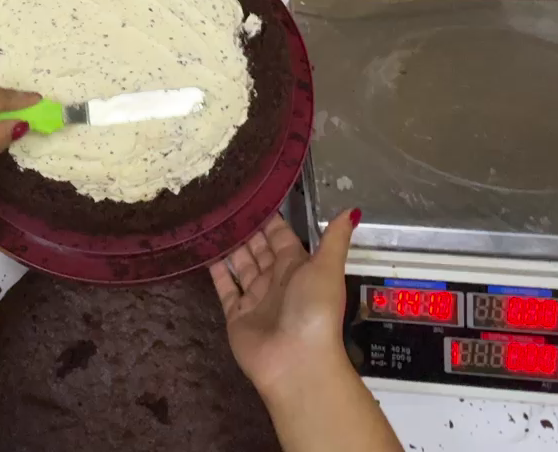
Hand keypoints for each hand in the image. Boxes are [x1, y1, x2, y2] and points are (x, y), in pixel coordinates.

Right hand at [212, 210, 359, 397]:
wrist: (297, 363)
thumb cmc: (314, 311)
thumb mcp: (327, 268)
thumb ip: (335, 238)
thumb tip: (353, 210)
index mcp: (297, 268)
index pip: (280, 237)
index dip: (267, 218)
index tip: (250, 195)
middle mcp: (276, 280)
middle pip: (258, 249)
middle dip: (245, 229)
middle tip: (225, 204)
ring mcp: (255, 298)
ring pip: (240, 264)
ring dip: (229, 245)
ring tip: (211, 220)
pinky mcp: (236, 314)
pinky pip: (224, 287)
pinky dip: (215, 270)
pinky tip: (204, 249)